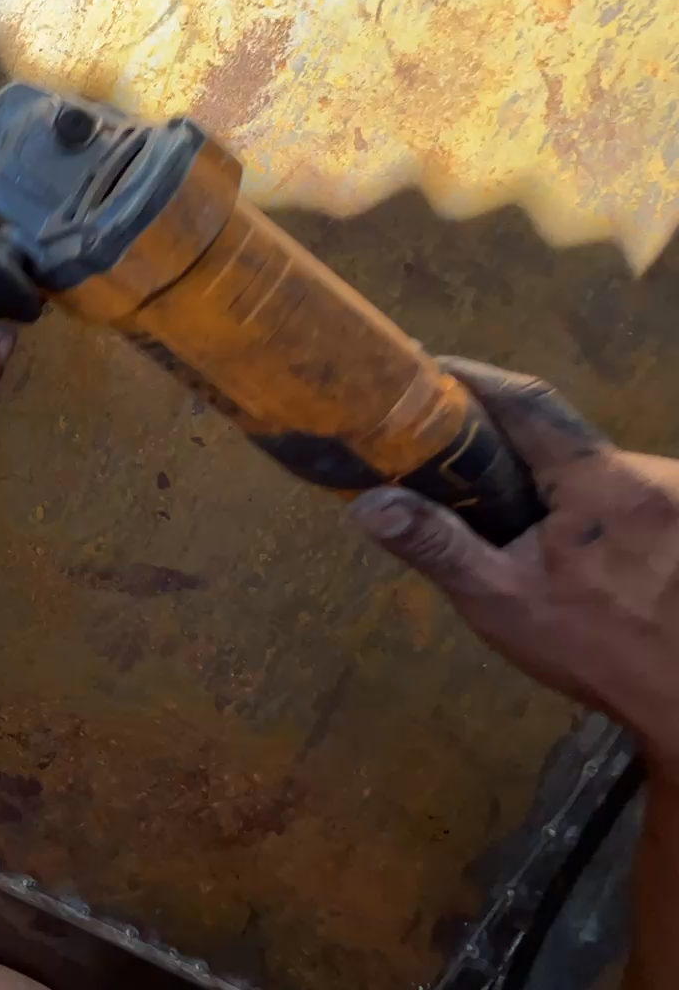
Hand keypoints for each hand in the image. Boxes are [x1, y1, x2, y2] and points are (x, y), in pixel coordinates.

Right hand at [350, 358, 678, 772]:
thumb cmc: (603, 650)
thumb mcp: (500, 599)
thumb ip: (435, 544)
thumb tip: (368, 503)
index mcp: (607, 488)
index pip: (530, 405)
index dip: (475, 378)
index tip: (428, 367)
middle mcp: (659, 479)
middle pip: (563, 442)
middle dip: (505, 452)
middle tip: (451, 478)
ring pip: (595, 470)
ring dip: (546, 485)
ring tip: (507, 530)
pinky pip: (625, 494)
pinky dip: (581, 506)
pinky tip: (568, 551)